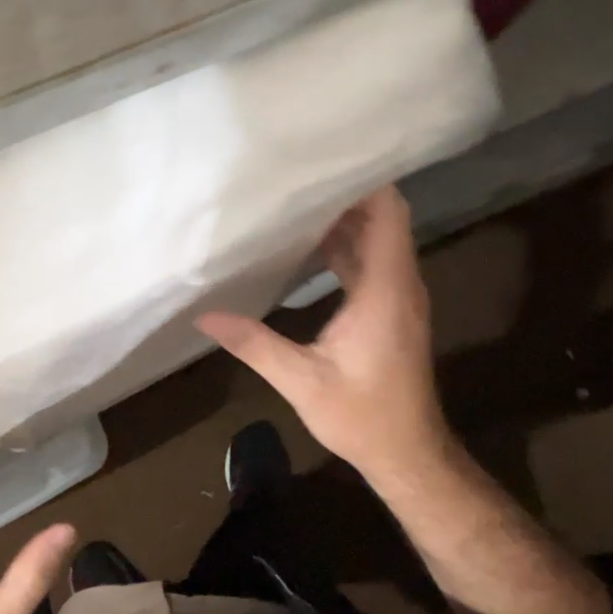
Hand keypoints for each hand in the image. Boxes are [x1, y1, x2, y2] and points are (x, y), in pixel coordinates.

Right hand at [197, 186, 446, 480]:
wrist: (407, 453)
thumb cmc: (362, 415)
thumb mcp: (301, 381)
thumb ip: (254, 343)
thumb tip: (205, 315)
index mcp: (385, 290)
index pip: (388, 215)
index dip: (365, 182)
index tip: (327, 160)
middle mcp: (399, 284)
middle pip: (383, 218)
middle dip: (347, 192)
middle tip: (299, 172)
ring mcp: (398, 296)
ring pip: (379, 239)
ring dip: (346, 218)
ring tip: (298, 198)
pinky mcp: (391, 310)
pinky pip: (373, 261)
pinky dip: (348, 245)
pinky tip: (310, 243)